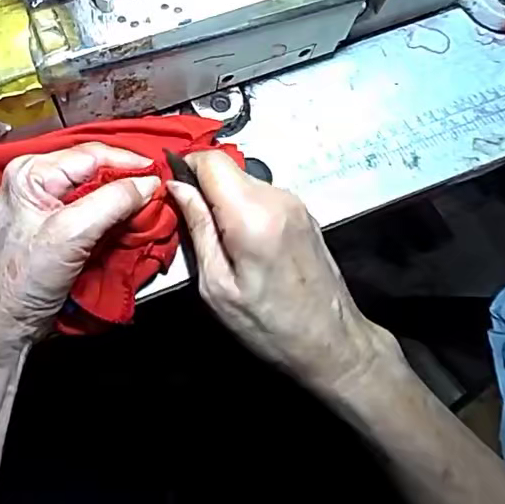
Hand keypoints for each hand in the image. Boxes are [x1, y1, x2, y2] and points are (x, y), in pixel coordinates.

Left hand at [0, 143, 160, 347]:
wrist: (3, 323)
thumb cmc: (22, 280)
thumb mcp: (70, 235)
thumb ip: (111, 202)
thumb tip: (147, 182)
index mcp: (31, 171)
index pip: (91, 154)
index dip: (129, 162)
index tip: (159, 174)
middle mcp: (35, 178)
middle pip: (95, 169)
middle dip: (127, 181)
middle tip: (158, 193)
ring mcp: (44, 201)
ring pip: (95, 188)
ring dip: (122, 199)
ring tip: (149, 207)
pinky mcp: (53, 223)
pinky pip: (90, 208)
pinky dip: (112, 214)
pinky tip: (129, 222)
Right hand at [167, 151, 402, 402]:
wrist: (334, 344)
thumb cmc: (270, 325)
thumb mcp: (217, 285)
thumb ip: (197, 227)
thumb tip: (176, 187)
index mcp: (252, 215)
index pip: (209, 159)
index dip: (184, 167)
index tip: (171, 190)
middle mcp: (276, 198)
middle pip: (224, 167)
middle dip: (200, 185)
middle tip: (189, 221)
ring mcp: (293, 202)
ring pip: (240, 179)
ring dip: (221, 197)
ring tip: (217, 238)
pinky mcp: (301, 211)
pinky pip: (258, 193)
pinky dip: (240, 205)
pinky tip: (241, 240)